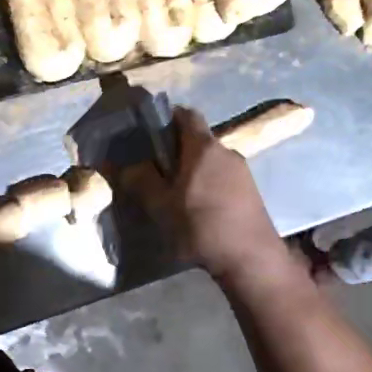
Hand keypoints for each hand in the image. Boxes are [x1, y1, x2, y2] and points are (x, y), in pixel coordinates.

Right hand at [134, 107, 313, 288]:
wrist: (249, 257)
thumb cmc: (200, 225)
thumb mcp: (160, 205)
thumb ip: (140, 180)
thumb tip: (122, 164)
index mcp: (203, 147)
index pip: (186, 115)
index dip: (166, 117)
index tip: (147, 131)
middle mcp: (226, 150)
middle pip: (197, 139)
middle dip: (175, 150)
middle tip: (153, 168)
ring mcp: (242, 170)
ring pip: (209, 161)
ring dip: (190, 170)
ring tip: (172, 192)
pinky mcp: (249, 191)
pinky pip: (220, 177)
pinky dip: (205, 184)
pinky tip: (195, 207)